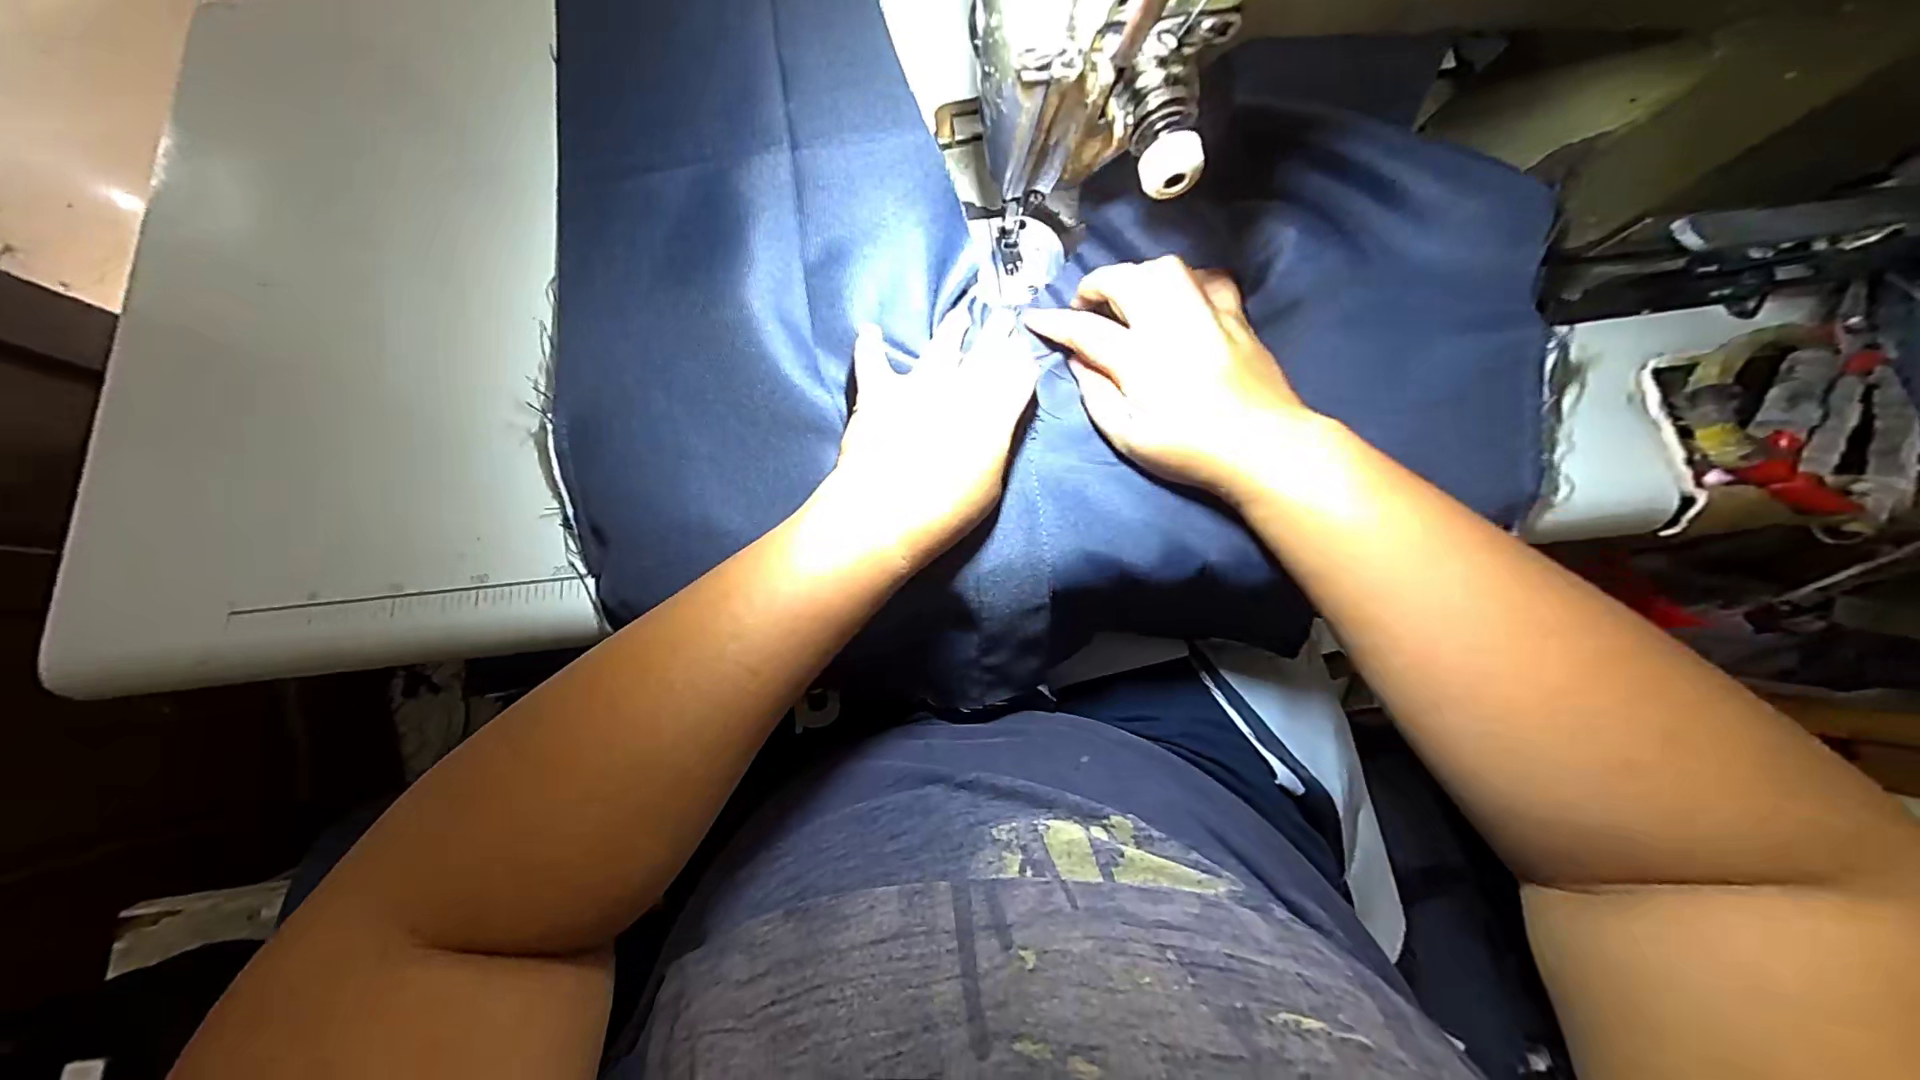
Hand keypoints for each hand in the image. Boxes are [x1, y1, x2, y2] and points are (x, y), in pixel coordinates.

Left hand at [819, 315, 1038, 564]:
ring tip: (959, 315)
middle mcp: (961, 389)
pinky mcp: (880, 392)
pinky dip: (870, 346)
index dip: (1024, 361)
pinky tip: (870, 332)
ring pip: (940, 347)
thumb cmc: (948, 510)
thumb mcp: (991, 485)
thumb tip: (998, 426)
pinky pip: (873, 362)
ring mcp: (919, 386)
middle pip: (987, 353)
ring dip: (952, 329)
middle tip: (1005, 317)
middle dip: (999, 333)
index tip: (1028, 349)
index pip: (1018, 377)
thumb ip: (996, 447)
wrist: (886, 512)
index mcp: (994, 414)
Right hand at [1022, 256, 1326, 501]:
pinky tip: (1179, 300)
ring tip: (1129, 299)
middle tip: (1085, 306)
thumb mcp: (1128, 437)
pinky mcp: (1236, 317)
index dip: (1054, 322)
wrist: (1263, 448)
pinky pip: (1209, 280)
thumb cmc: (1190, 451)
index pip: (1085, 329)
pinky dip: (1186, 282)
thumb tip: (1079, 362)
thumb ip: (1097, 395)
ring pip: (1167, 268)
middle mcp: (1172, 324)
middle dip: (1096, 284)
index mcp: (1139, 359)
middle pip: (1126, 279)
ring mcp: (1208, 315)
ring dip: (1138, 276)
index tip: (1034, 319)